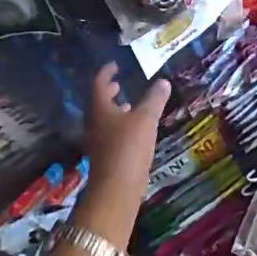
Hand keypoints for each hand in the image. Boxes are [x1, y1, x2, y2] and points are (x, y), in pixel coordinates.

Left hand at [84, 64, 170, 192]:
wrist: (116, 189)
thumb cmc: (128, 148)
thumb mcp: (146, 119)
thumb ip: (154, 99)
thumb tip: (163, 81)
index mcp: (99, 109)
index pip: (98, 83)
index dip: (106, 72)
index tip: (115, 65)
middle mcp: (93, 122)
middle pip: (98, 101)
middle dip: (108, 91)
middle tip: (119, 84)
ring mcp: (96, 141)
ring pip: (103, 118)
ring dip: (113, 109)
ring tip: (128, 105)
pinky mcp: (104, 156)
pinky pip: (108, 133)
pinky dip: (118, 125)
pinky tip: (132, 131)